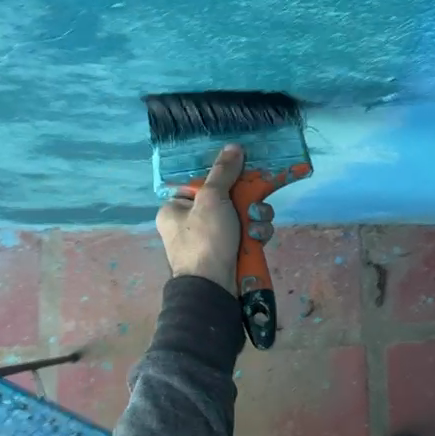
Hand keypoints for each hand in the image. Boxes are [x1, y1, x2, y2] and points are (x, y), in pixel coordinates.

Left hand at [155, 144, 273, 294]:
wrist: (214, 289)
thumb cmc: (205, 240)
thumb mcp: (212, 199)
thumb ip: (223, 172)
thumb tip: (234, 146)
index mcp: (175, 209)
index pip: (201, 183)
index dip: (223, 177)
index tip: (242, 172)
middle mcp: (190, 223)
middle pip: (226, 198)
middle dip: (246, 200)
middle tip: (255, 203)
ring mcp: (211, 240)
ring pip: (241, 215)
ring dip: (255, 217)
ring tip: (256, 226)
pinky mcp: (229, 253)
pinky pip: (246, 233)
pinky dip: (255, 234)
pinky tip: (259, 239)